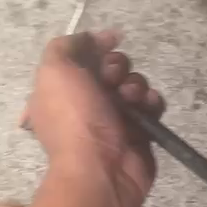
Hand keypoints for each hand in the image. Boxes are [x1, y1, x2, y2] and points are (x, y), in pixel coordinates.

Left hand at [23, 29, 165, 203]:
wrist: (101, 169)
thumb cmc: (74, 118)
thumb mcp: (54, 71)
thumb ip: (66, 45)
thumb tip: (95, 37)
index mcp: (59, 90)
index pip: (81, 56)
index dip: (96, 45)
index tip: (110, 42)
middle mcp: (85, 103)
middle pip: (111, 67)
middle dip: (116, 67)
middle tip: (111, 81)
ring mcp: (113, 118)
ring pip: (133, 84)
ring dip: (135, 85)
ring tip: (129, 99)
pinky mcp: (140, 131)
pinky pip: (151, 105)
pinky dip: (152, 103)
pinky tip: (147, 108)